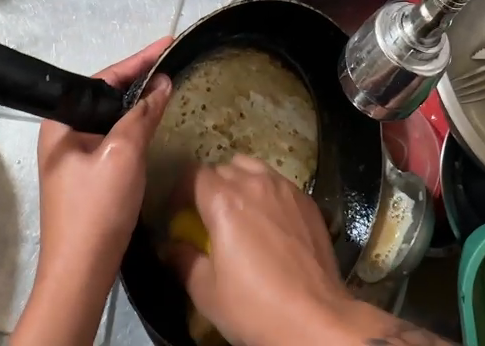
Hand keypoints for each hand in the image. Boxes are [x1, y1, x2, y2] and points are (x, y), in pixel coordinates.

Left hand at [14, 39, 173, 345]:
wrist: (81, 274)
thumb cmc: (97, 208)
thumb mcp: (124, 153)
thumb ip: (142, 114)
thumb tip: (162, 84)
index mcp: (61, 124)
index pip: (103, 79)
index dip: (138, 60)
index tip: (167, 43)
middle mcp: (63, 135)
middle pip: (106, 96)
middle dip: (139, 78)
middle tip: (171, 62)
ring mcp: (75, 157)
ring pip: (112, 118)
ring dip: (139, 103)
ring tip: (168, 85)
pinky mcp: (88, 176)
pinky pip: (115, 138)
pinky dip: (136, 126)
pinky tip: (155, 123)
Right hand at [166, 156, 458, 345]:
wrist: (313, 316)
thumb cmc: (254, 306)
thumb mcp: (206, 292)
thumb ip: (184, 260)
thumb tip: (171, 247)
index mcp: (225, 201)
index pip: (194, 175)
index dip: (182, 191)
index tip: (180, 213)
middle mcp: (255, 184)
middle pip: (224, 168)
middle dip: (210, 187)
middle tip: (208, 217)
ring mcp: (285, 188)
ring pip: (253, 167)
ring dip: (240, 181)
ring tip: (240, 211)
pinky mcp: (306, 199)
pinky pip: (279, 182)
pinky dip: (266, 191)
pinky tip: (270, 220)